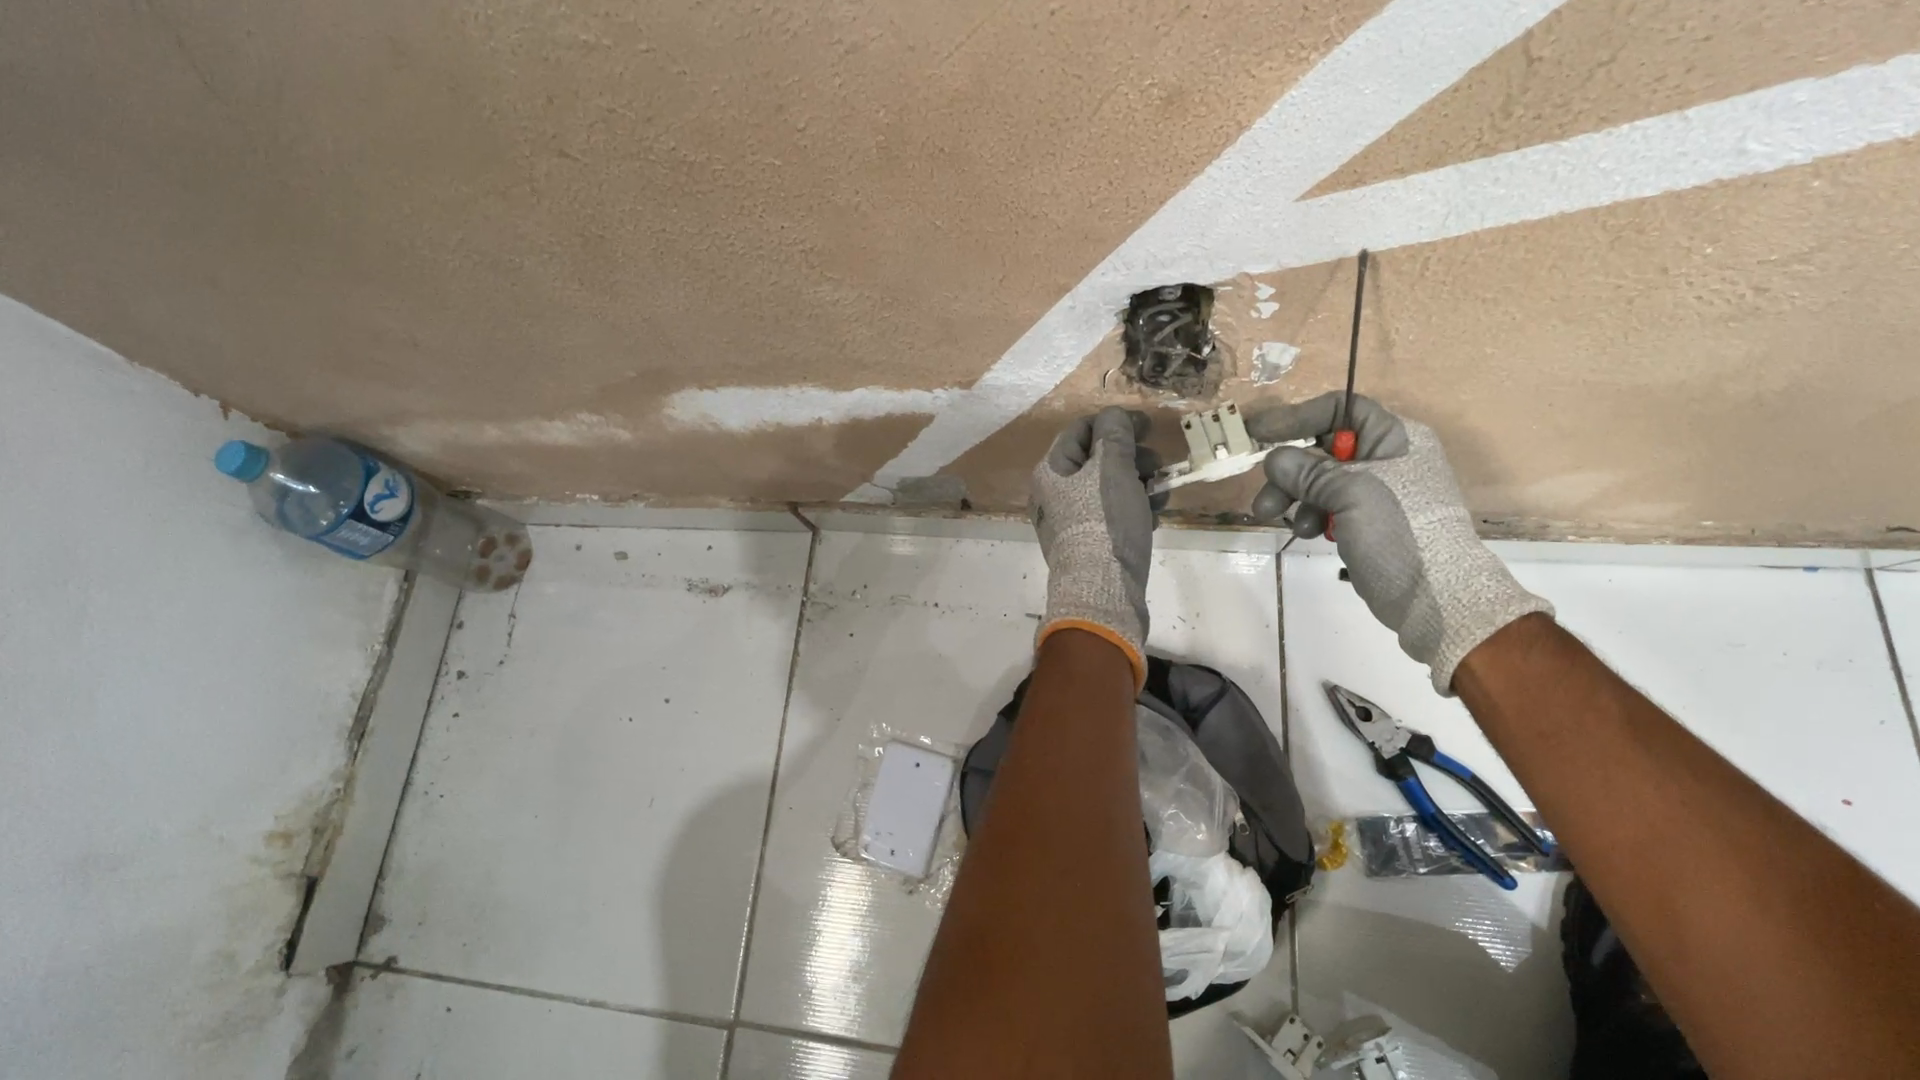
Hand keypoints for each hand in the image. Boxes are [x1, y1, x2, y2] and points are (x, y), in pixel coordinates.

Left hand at [1030, 407, 1159, 688]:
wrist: (1102, 592)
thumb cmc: (1103, 523)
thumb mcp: (1111, 469)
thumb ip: (1114, 436)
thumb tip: (1116, 417)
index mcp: (1051, 472)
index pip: (1080, 430)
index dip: (1115, 422)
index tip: (1148, 426)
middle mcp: (1054, 495)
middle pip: (1096, 459)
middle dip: (1130, 456)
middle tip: (1156, 465)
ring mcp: (1071, 522)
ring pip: (1109, 488)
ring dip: (1138, 483)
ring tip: (1160, 492)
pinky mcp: (1091, 546)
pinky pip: (1114, 516)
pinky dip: (1135, 510)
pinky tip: (1155, 516)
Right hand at [1244, 392, 1551, 693]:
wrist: (1436, 596)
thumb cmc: (1399, 531)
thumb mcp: (1351, 493)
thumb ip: (1308, 472)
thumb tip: (1275, 459)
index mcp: (1396, 439)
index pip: (1341, 409)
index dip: (1299, 417)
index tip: (1260, 433)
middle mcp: (1388, 460)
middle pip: (1324, 449)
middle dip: (1289, 470)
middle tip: (1263, 495)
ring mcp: (1379, 494)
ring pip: (1322, 482)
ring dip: (1294, 496)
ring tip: (1275, 518)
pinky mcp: (1370, 524)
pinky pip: (1329, 508)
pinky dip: (1312, 515)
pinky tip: (1307, 533)